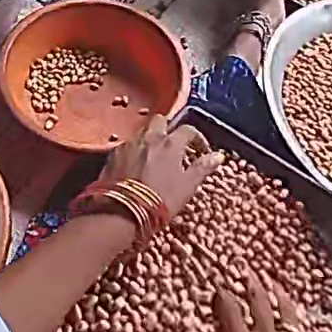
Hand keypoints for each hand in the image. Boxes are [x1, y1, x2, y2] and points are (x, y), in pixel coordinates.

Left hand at [96, 115, 223, 218]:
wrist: (123, 211)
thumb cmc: (160, 199)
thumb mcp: (187, 186)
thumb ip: (202, 168)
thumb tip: (218, 155)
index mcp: (170, 144)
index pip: (188, 130)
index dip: (197, 138)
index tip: (200, 150)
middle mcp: (149, 138)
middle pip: (160, 121)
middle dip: (168, 129)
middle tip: (173, 145)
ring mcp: (129, 144)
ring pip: (142, 132)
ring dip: (150, 138)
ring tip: (154, 155)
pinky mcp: (113, 154)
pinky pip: (126, 145)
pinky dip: (134, 150)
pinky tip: (135, 163)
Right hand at [203, 270, 331, 331]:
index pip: (234, 317)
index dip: (225, 298)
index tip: (217, 282)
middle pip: (262, 308)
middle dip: (252, 286)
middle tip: (244, 268)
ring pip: (286, 316)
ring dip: (277, 296)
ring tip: (271, 281)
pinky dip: (297, 320)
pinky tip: (295, 318)